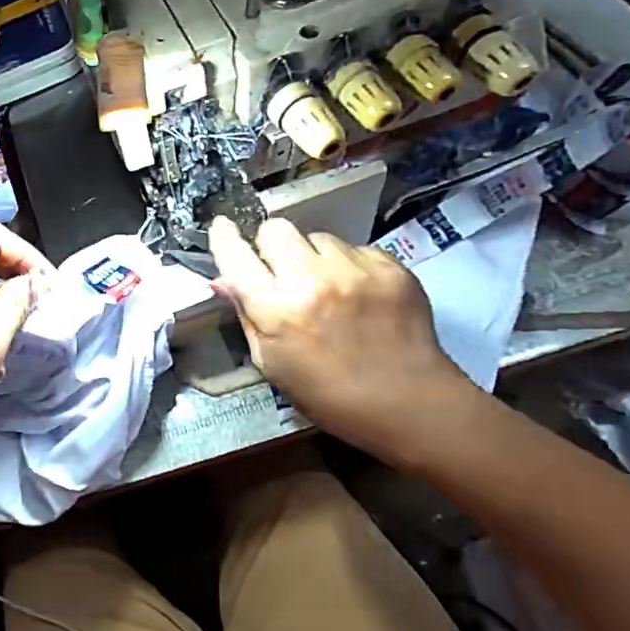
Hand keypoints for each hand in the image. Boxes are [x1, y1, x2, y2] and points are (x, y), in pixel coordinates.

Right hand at [208, 216, 479, 463]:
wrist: (406, 402)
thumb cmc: (329, 395)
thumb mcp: (273, 365)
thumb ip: (248, 316)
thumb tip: (225, 280)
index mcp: (278, 311)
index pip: (237, 256)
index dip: (225, 238)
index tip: (222, 227)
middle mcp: (313, 280)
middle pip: (276, 229)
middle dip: (271, 245)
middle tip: (281, 269)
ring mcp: (354, 269)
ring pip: (318, 237)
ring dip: (313, 257)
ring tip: (327, 287)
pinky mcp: (389, 266)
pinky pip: (354, 249)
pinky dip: (348, 266)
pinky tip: (357, 294)